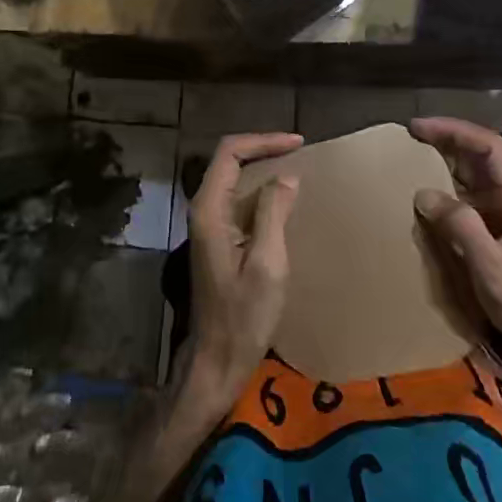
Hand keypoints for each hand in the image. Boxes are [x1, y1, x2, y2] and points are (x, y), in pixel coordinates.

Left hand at [184, 132, 302, 405]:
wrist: (217, 360)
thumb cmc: (244, 316)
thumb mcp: (267, 263)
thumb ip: (272, 214)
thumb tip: (286, 176)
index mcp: (209, 210)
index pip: (230, 152)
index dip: (263, 141)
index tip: (298, 143)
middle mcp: (202, 211)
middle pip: (228, 160)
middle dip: (263, 148)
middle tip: (299, 150)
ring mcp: (207, 225)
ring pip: (232, 179)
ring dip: (261, 167)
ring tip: (296, 166)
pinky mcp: (217, 239)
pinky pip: (236, 199)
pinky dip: (259, 189)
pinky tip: (283, 198)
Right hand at [410, 117, 501, 376]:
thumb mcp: (492, 271)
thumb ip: (460, 227)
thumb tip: (424, 193)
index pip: (489, 147)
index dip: (453, 132)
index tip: (417, 129)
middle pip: (484, 154)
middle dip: (448, 140)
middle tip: (410, 137)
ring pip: (479, 172)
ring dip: (448, 161)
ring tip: (413, 156)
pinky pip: (475, 194)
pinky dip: (450, 186)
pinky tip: (429, 191)